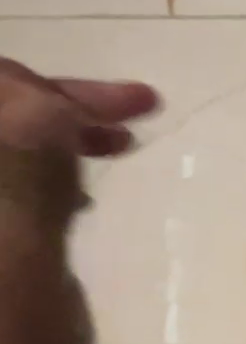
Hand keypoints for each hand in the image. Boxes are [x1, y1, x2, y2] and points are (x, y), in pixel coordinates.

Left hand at [0, 59, 157, 343]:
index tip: (98, 105)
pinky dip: (35, 169)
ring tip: (117, 139)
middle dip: (36, 102)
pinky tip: (80, 187)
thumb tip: (38, 94)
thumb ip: (18, 170)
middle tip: (134, 107)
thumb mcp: (13, 257)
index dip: (12, 86)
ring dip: (42, 131)